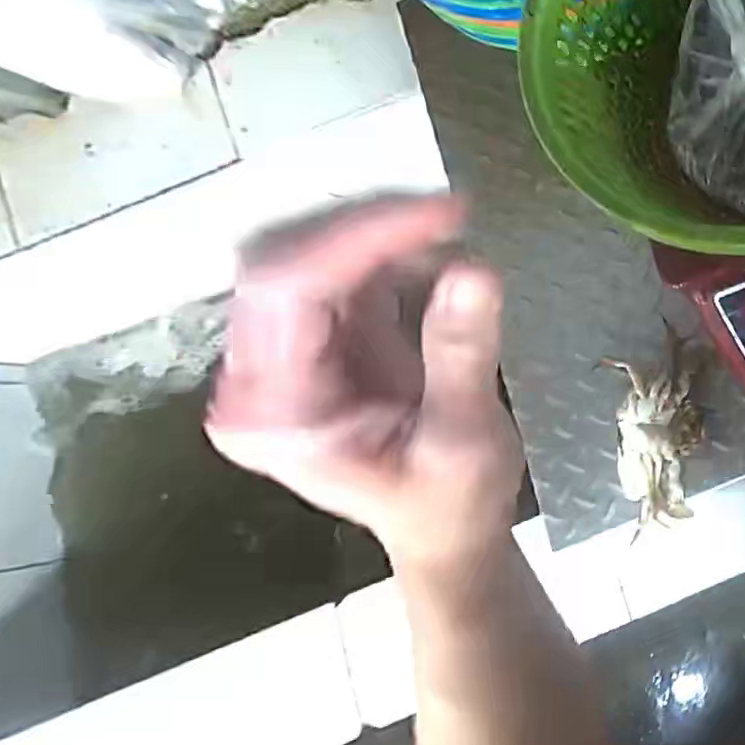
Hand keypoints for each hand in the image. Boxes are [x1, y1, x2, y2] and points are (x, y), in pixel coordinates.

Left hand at [205, 195, 523, 571]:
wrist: (451, 532)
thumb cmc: (453, 503)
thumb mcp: (464, 435)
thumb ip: (463, 354)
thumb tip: (478, 269)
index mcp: (275, 407)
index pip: (286, 290)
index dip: (357, 239)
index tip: (444, 215)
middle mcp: (266, 373)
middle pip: (292, 265)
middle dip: (373, 229)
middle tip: (456, 212)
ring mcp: (299, 356)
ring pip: (323, 263)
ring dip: (392, 241)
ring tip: (462, 237)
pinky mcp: (338, 347)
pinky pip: (358, 282)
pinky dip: (407, 261)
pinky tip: (450, 265)